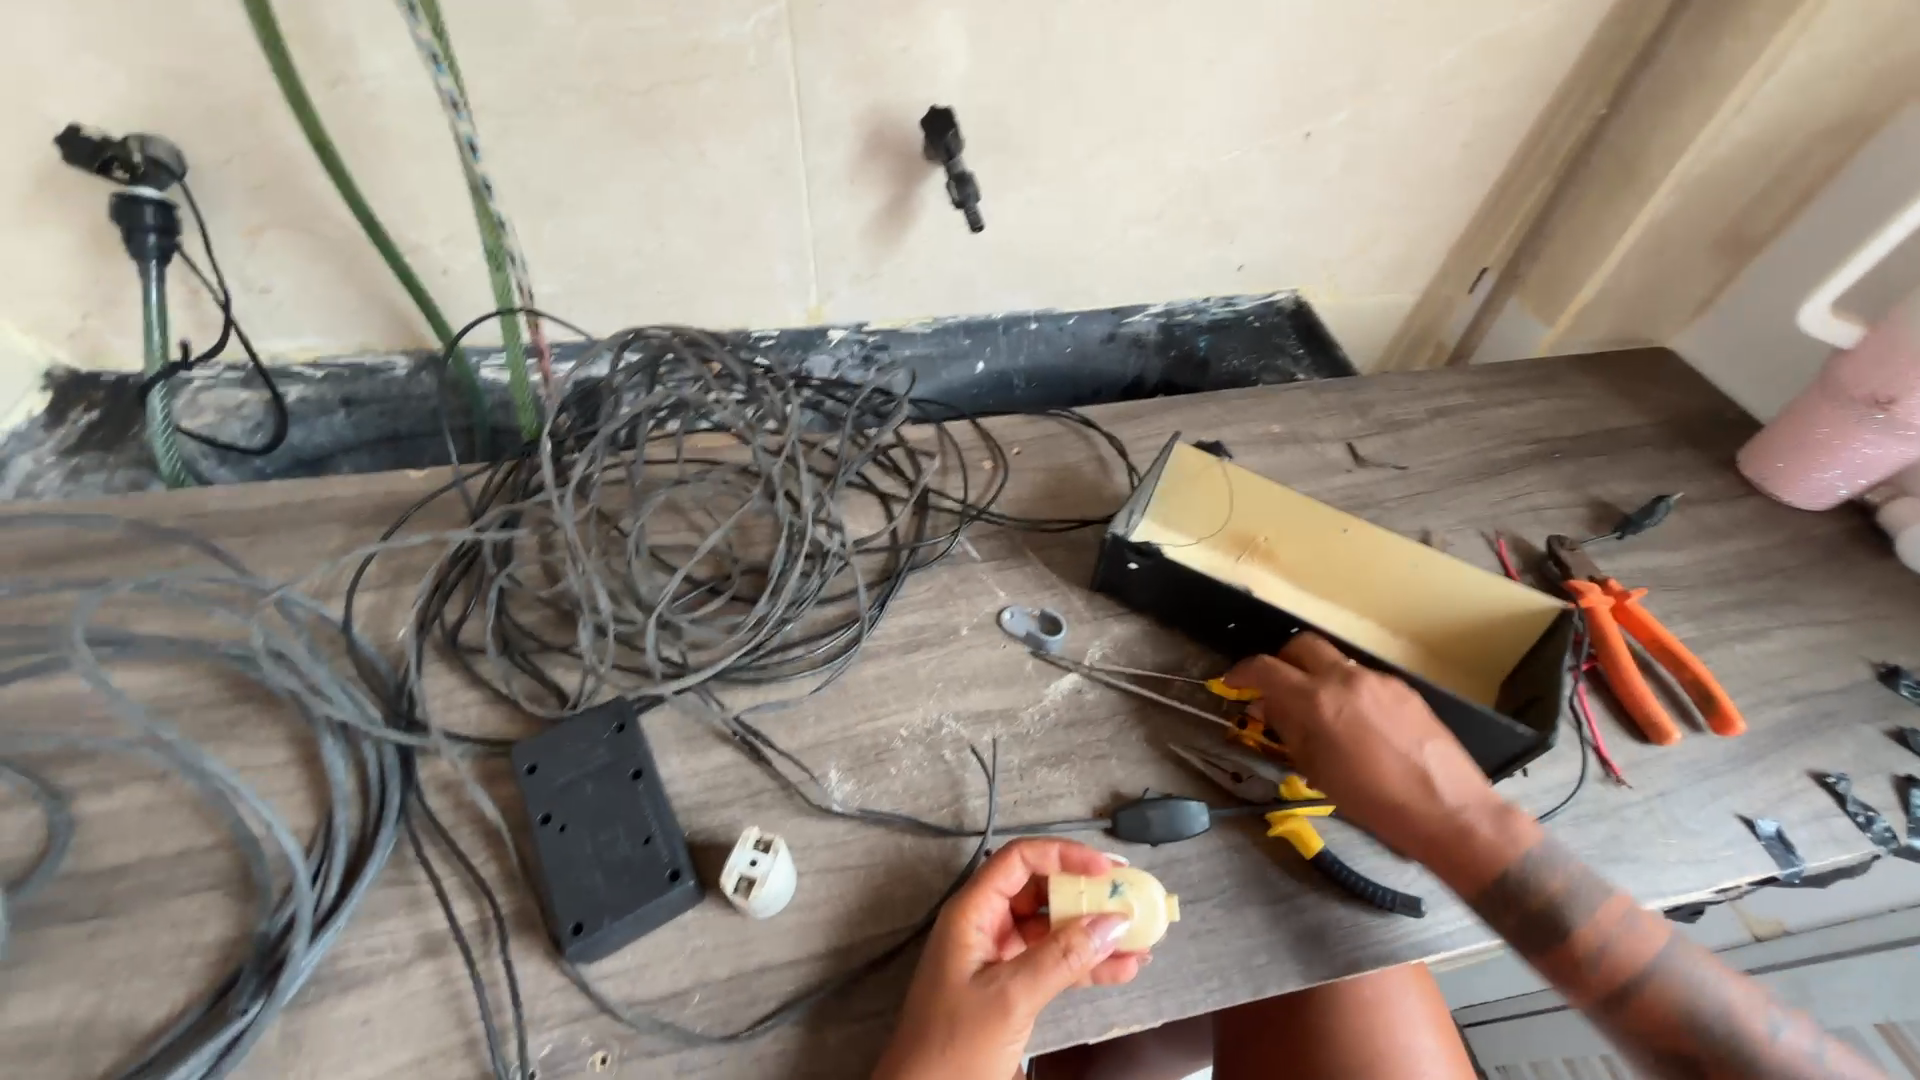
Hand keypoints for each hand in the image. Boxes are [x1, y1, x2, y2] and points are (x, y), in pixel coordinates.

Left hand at [872, 840, 1145, 1079]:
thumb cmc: (952, 1046)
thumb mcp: (1010, 997)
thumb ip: (1062, 958)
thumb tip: (1113, 923)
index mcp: (973, 911)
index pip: (1020, 860)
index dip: (1063, 855)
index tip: (1105, 869)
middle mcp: (985, 924)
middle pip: (1040, 890)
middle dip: (1085, 893)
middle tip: (1130, 898)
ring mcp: (998, 956)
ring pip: (1052, 928)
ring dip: (1093, 932)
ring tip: (1140, 937)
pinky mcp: (1011, 986)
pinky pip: (1054, 962)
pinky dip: (1086, 965)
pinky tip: (1123, 968)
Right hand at [1223, 632, 1501, 862]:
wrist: (1449, 811)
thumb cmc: (1372, 800)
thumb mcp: (1315, 769)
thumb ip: (1287, 728)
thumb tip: (1266, 706)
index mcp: (1316, 700)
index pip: (1265, 668)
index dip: (1241, 672)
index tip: (1232, 682)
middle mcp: (1345, 678)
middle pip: (1301, 645)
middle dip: (1282, 660)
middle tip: (1275, 686)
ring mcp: (1378, 680)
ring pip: (1335, 661)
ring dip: (1316, 675)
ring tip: (1318, 711)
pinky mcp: (1404, 690)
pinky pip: (1363, 678)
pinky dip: (1347, 690)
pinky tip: (1356, 723)